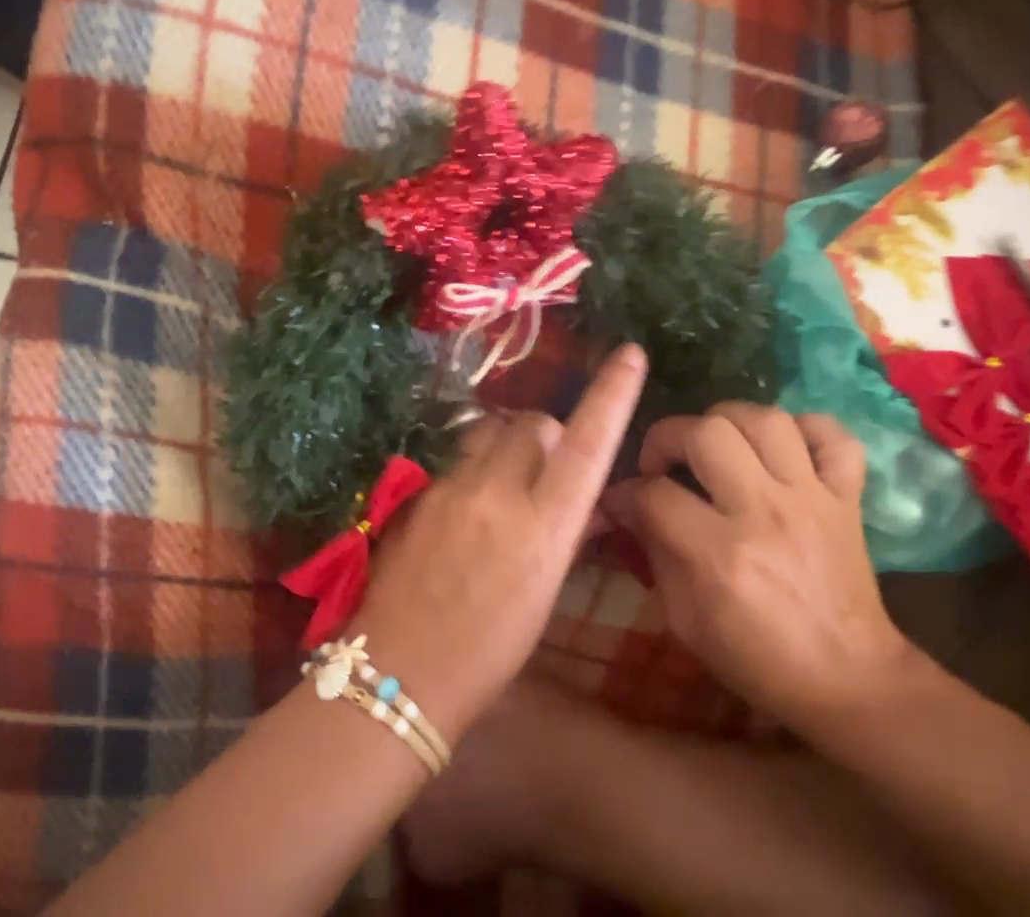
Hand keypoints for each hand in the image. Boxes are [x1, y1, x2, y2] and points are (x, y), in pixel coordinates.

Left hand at [352, 345, 647, 733]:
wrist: (400, 675)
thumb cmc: (489, 653)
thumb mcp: (544, 595)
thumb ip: (564, 534)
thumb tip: (585, 503)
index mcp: (545, 528)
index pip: (587, 444)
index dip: (613, 395)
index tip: (629, 353)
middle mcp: (499, 495)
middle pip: (531, 424)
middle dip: (546, 434)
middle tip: (545, 469)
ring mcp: (451, 491)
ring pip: (489, 434)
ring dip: (506, 446)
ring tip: (504, 487)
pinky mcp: (417, 496)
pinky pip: (456, 463)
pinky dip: (473, 474)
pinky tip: (465, 515)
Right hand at [603, 404, 912, 721]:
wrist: (846, 678)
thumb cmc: (756, 659)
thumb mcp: (686, 622)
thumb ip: (656, 555)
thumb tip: (628, 508)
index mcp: (720, 555)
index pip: (656, 494)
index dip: (625, 492)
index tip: (621, 502)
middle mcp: (765, 512)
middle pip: (706, 433)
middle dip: (668, 437)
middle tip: (663, 465)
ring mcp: (812, 498)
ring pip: (766, 418)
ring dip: (727, 421)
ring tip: (715, 446)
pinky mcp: (847, 497)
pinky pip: (833, 435)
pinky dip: (805, 428)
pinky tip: (781, 447)